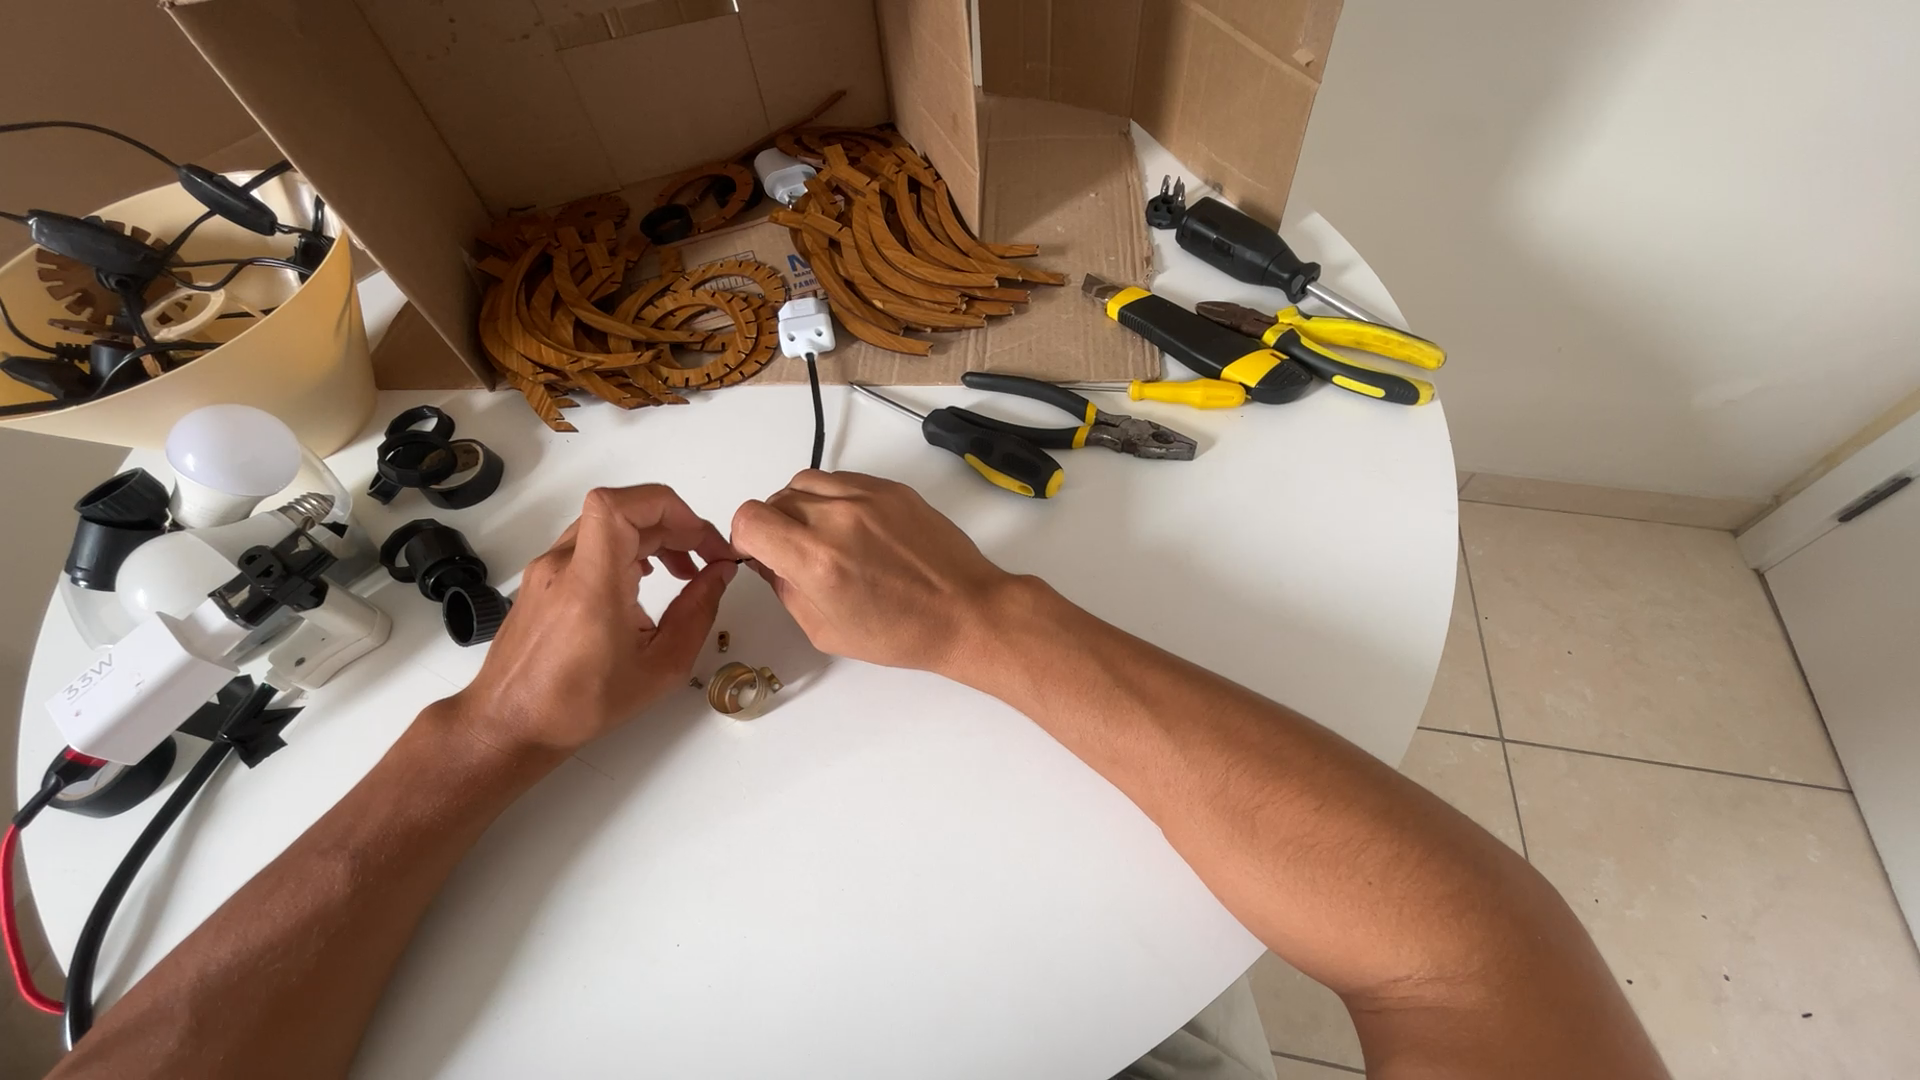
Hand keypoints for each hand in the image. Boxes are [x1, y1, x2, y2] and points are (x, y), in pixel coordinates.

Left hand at [443, 485, 736, 760]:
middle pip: (624, 510)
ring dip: (654, 535)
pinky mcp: (544, 576)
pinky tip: (647, 581)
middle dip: (676, 525)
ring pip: (609, 522)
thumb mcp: (662, 667)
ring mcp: (548, 568)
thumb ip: (698, 612)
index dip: (669, 508)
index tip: (699, 540)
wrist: (512, 723)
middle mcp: (562, 565)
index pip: (619, 507)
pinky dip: (629, 547)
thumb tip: (721, 572)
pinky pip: (592, 542)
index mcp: (590, 586)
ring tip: (682, 572)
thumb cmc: (583, 703)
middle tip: (707, 558)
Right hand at [730, 470, 1019, 675]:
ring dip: (802, 507)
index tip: (763, 554)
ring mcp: (868, 496)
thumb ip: (785, 589)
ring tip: (825, 537)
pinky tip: (853, 527)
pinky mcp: (892, 488)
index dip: (746, 539)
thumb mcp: (825, 630)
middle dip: (775, 526)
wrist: (965, 611)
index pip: (749, 519)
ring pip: (806, 481)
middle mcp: (838, 517)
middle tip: (797, 553)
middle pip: (775, 499)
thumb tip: (768, 560)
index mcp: (816, 559)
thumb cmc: (901, 632)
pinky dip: (834, 499)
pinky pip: (842, 480)